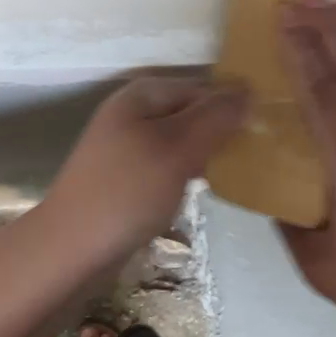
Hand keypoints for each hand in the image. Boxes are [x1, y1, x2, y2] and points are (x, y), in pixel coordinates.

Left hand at [45, 77, 249, 254]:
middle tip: (255, 158)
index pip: (203, 88)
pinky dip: (185, 175)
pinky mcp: (125, 176)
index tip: (263, 135)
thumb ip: (214, 118)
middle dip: (220, 132)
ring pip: (180, 141)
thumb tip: (248, 89)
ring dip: (205, 156)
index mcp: (143, 94)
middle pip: (191, 113)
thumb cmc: (127, 192)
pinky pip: (166, 165)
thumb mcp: (177, 149)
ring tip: (236, 175)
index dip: (232, 108)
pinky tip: (200, 193)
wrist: (71, 248)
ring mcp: (126, 145)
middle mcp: (132, 112)